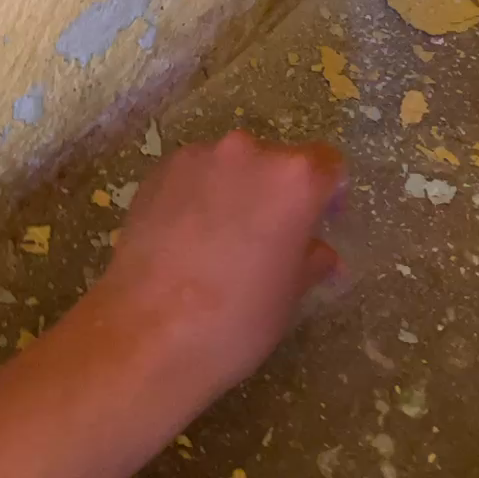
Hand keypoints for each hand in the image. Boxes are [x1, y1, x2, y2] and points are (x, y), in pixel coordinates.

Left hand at [82, 131, 343, 399]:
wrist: (150, 327)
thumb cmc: (237, 316)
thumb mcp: (290, 293)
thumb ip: (310, 258)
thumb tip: (319, 252)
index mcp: (292, 177)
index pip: (325, 163)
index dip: (327, 191)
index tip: (319, 220)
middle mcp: (246, 151)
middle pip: (274, 161)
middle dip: (276, 191)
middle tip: (267, 236)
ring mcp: (197, 156)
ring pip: (231, 165)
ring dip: (234, 189)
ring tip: (220, 238)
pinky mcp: (160, 169)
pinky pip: (193, 173)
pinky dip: (198, 193)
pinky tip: (186, 235)